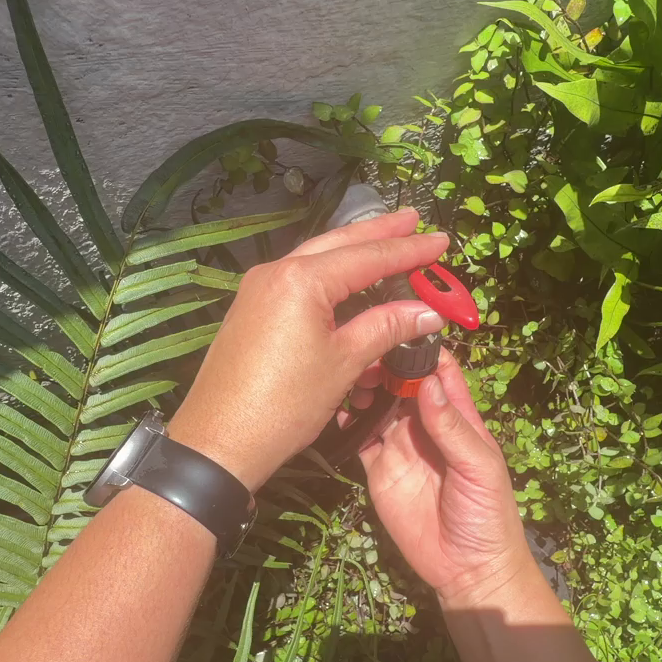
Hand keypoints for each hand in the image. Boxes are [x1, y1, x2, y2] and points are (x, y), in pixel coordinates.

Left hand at [169, 209, 449, 490]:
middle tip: (414, 220)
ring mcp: (257, 289)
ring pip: (315, 260)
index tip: (441, 240)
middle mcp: (275, 272)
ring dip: (352, 252)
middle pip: (338, 244)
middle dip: (378, 232)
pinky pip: (297, 282)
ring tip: (386, 241)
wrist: (219, 442)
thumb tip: (428, 310)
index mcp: (301, 279)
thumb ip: (386, 327)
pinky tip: (345, 279)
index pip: (367, 257)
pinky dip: (328, 277)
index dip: (408, 250)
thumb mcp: (344, 363)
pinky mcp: (250, 310)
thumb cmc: (286, 404)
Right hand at [359, 351, 536, 608]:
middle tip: (364, 360)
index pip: (440, 372)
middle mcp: (424, 425)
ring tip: (352, 385)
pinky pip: (360, 438)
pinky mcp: (378, 468)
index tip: (398, 331)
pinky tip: (339, 412)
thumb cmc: (488, 514)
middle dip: (384, 365)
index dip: (423, 350)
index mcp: (457, 418)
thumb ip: (452, 426)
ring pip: (378, 404)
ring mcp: (400, 446)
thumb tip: (427, 382)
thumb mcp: (479, 467)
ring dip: (365, 389)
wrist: (467, 569)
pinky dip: (348, 422)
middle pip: (402, 382)